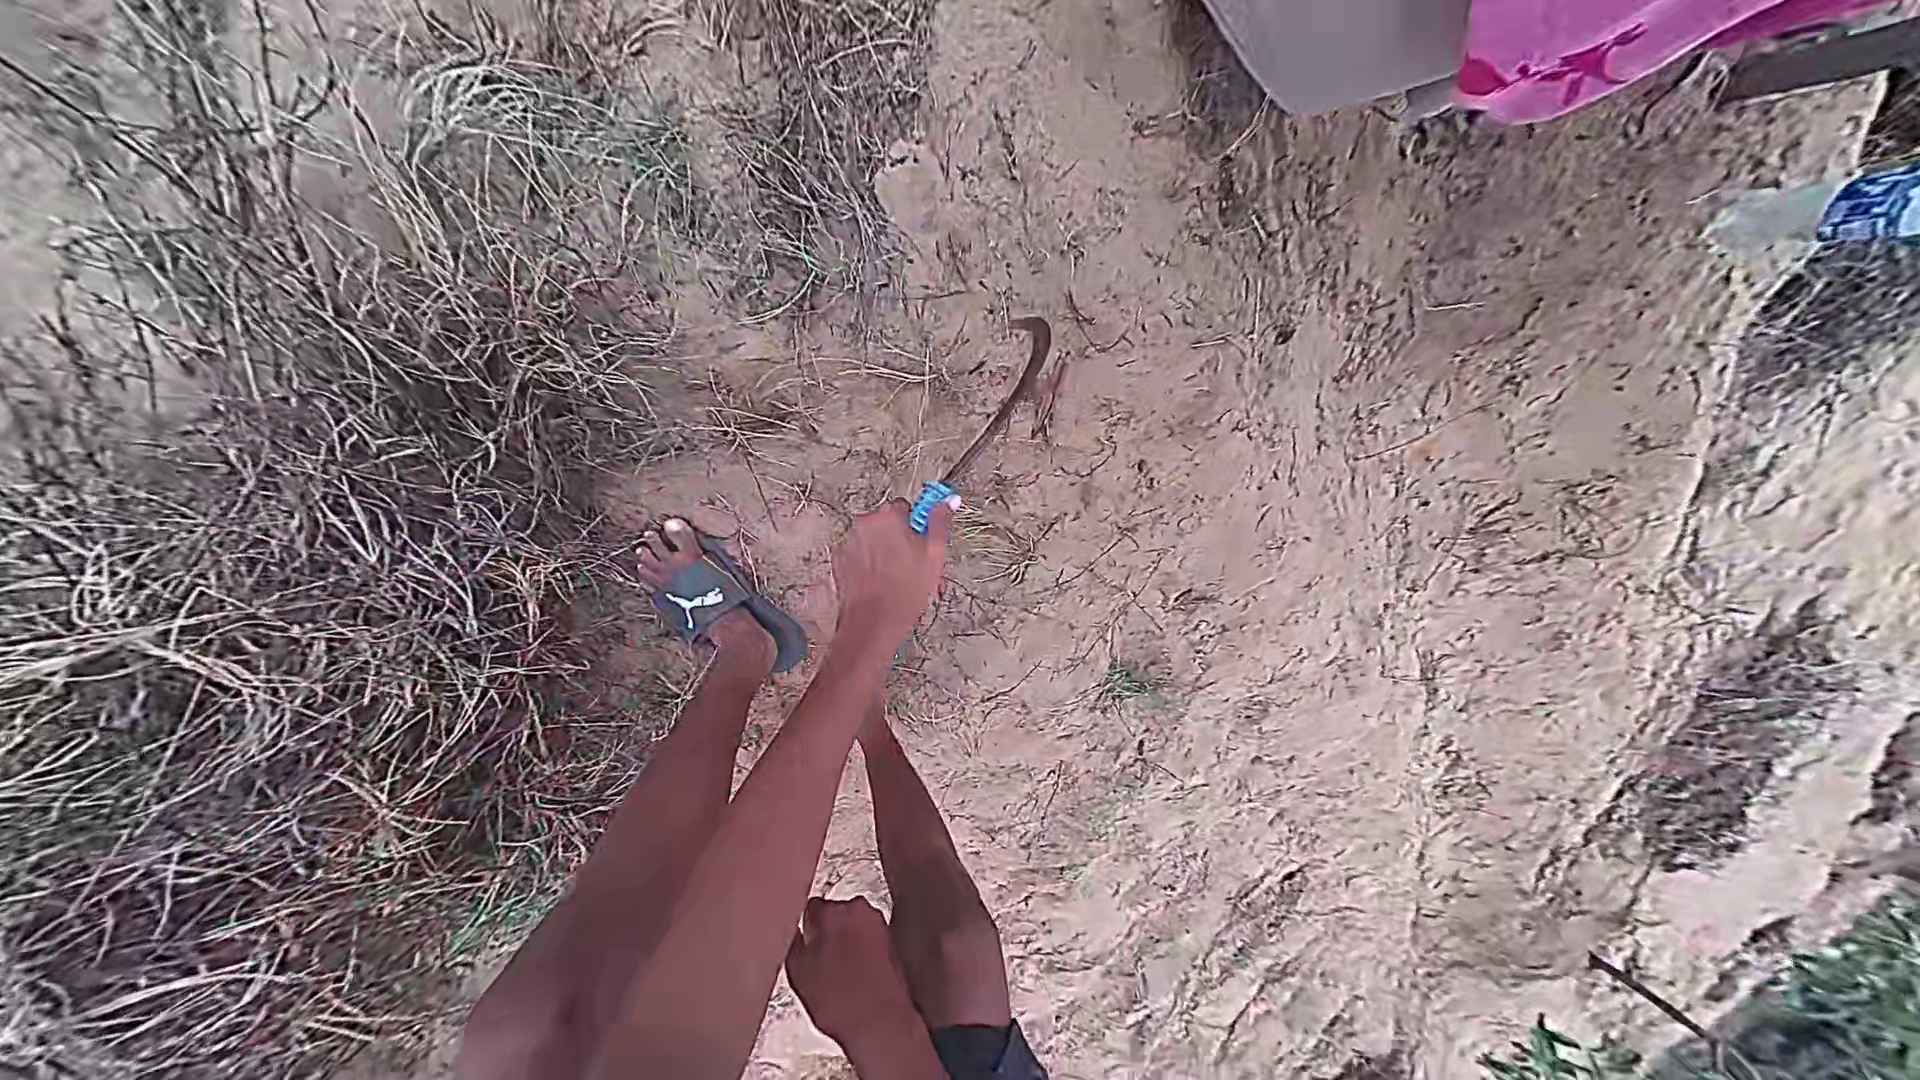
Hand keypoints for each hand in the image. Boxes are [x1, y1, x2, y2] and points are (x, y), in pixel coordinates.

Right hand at [784, 897, 922, 1046]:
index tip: (805, 944)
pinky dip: (860, 949)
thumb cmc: (840, 1001)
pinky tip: (855, 975)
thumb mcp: (798, 973)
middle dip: (826, 932)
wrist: (880, 1021)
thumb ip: (792, 941)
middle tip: (820, 963)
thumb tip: (793, 929)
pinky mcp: (889, 936)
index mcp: (831, 911)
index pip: (810, 907)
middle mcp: (856, 907)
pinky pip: (866, 936)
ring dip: (844, 940)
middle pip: (833, 913)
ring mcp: (876, 920)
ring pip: (851, 924)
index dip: (805, 929)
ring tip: (840, 973)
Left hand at [830, 500, 953, 648]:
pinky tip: (883, 582)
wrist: (874, 623)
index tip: (924, 536)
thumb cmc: (902, 593)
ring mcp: (849, 544)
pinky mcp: (841, 562)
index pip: (906, 507)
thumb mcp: (933, 554)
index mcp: (887, 517)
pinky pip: (860, 557)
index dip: (918, 525)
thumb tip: (946, 502)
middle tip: (916, 563)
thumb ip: (939, 522)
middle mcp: (864, 526)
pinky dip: (870, 565)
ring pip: (874, 541)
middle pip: (888, 524)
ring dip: (887, 553)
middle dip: (902, 540)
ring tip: (901, 577)